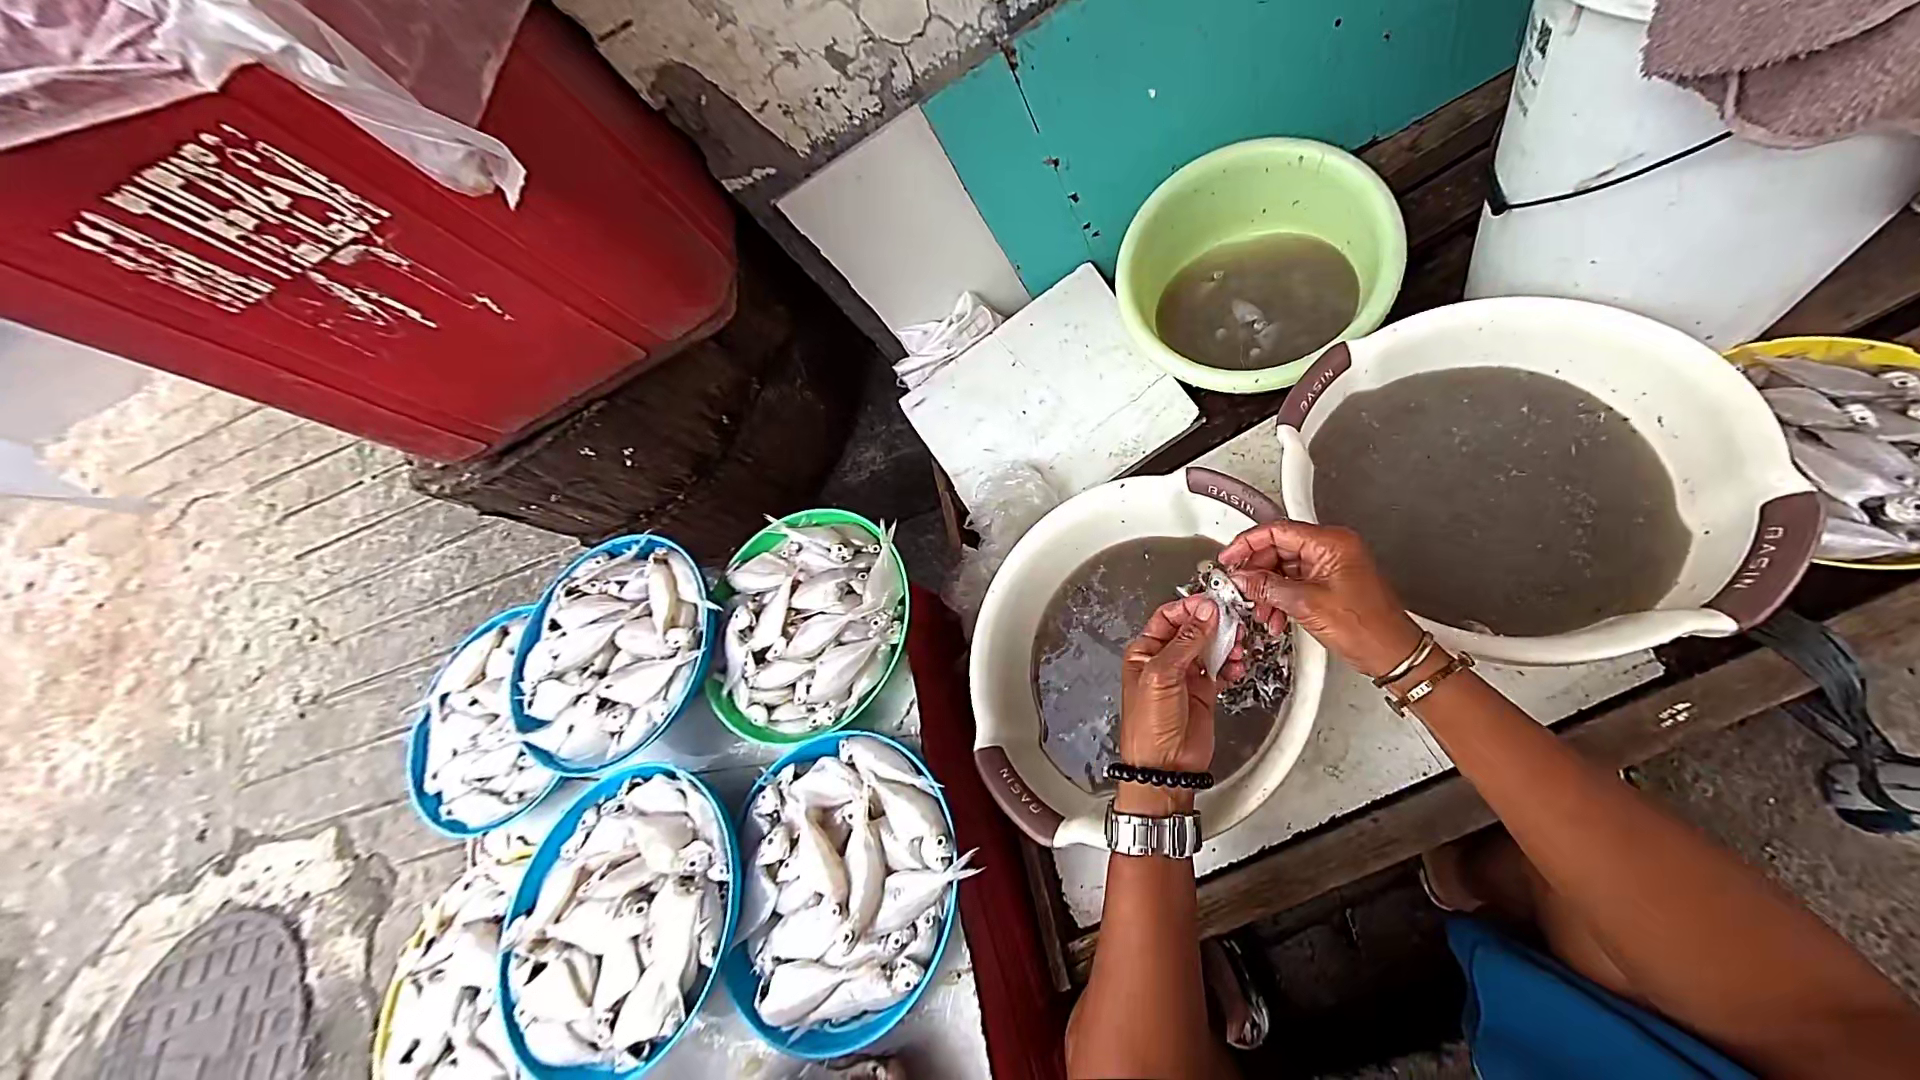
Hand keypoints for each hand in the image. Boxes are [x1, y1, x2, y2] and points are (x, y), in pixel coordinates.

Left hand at [1119, 595, 1230, 774]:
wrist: (1165, 765)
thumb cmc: (1149, 725)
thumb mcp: (1163, 675)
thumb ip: (1186, 642)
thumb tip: (1204, 613)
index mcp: (1145, 651)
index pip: (1168, 617)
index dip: (1190, 607)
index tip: (1212, 603)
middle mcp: (1164, 660)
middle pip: (1192, 629)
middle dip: (1213, 624)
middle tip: (1232, 624)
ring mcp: (1185, 675)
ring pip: (1210, 647)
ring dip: (1226, 643)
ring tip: (1236, 648)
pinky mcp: (1203, 691)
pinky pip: (1221, 667)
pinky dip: (1231, 664)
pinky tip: (1235, 666)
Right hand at [1217, 521, 1423, 678]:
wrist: (1394, 654)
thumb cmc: (1368, 629)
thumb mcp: (1306, 605)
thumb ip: (1267, 587)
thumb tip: (1242, 578)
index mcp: (1331, 544)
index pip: (1277, 531)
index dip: (1247, 544)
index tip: (1229, 557)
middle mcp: (1332, 549)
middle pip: (1277, 549)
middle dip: (1256, 571)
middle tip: (1240, 586)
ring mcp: (1331, 565)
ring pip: (1283, 567)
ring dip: (1266, 588)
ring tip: (1259, 607)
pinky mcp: (1329, 582)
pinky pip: (1294, 581)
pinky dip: (1279, 596)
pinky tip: (1273, 613)